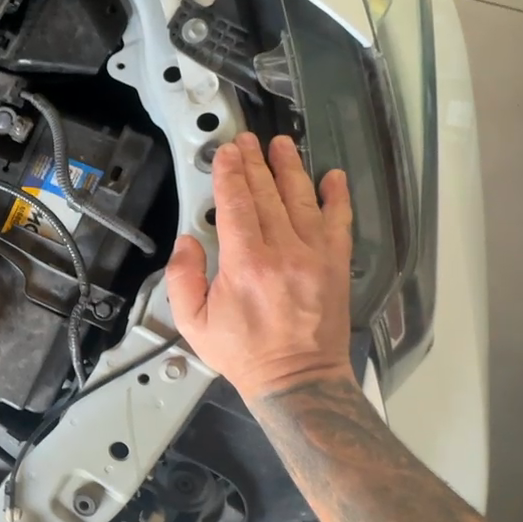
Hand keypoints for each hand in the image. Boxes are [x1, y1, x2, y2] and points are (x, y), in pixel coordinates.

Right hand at [166, 133, 354, 400]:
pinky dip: (337, 197)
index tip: (226, 154)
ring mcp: (314, 258)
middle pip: (268, 195)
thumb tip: (188, 242)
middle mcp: (284, 254)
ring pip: (302, 201)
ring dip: (290, 169)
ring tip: (282, 145)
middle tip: (247, 141)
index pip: (237, 205)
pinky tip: (332, 177)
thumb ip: (183, 277)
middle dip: (255, 164)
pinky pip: (339, 223)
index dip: (230, 174)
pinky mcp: (335, 266)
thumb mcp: (192, 321)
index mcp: (246, 265)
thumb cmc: (244, 353)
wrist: (298, 380)